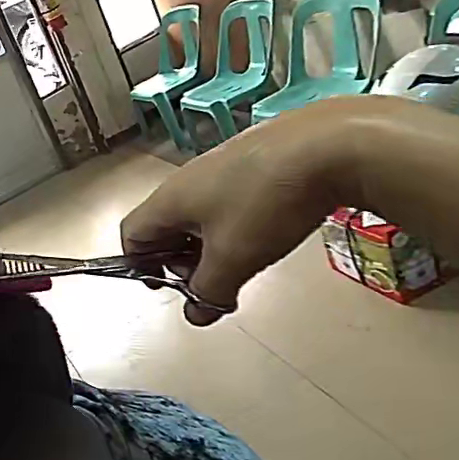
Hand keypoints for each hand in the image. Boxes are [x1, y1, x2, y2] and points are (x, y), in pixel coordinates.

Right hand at [123, 96, 397, 324]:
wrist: (327, 145)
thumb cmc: (266, 203)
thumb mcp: (233, 259)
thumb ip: (208, 292)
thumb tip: (196, 315)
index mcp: (169, 200)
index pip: (131, 235)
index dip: (140, 266)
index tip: (172, 288)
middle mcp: (186, 179)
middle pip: (165, 227)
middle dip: (181, 261)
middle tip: (212, 282)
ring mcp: (218, 166)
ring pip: (198, 214)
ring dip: (209, 245)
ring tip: (243, 261)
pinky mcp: (250, 160)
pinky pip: (226, 199)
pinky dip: (234, 223)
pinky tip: (268, 231)